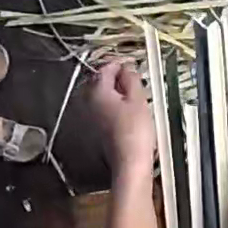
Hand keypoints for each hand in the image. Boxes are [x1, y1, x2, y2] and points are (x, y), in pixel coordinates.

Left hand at [89, 59, 155, 177]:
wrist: (129, 163)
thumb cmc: (134, 132)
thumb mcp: (138, 100)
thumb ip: (131, 79)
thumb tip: (127, 68)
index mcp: (97, 92)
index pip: (105, 69)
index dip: (120, 65)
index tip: (131, 66)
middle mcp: (89, 103)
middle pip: (102, 83)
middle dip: (118, 80)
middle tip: (136, 82)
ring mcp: (92, 118)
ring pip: (105, 98)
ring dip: (118, 95)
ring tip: (136, 99)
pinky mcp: (98, 130)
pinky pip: (106, 111)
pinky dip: (116, 108)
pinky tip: (130, 115)